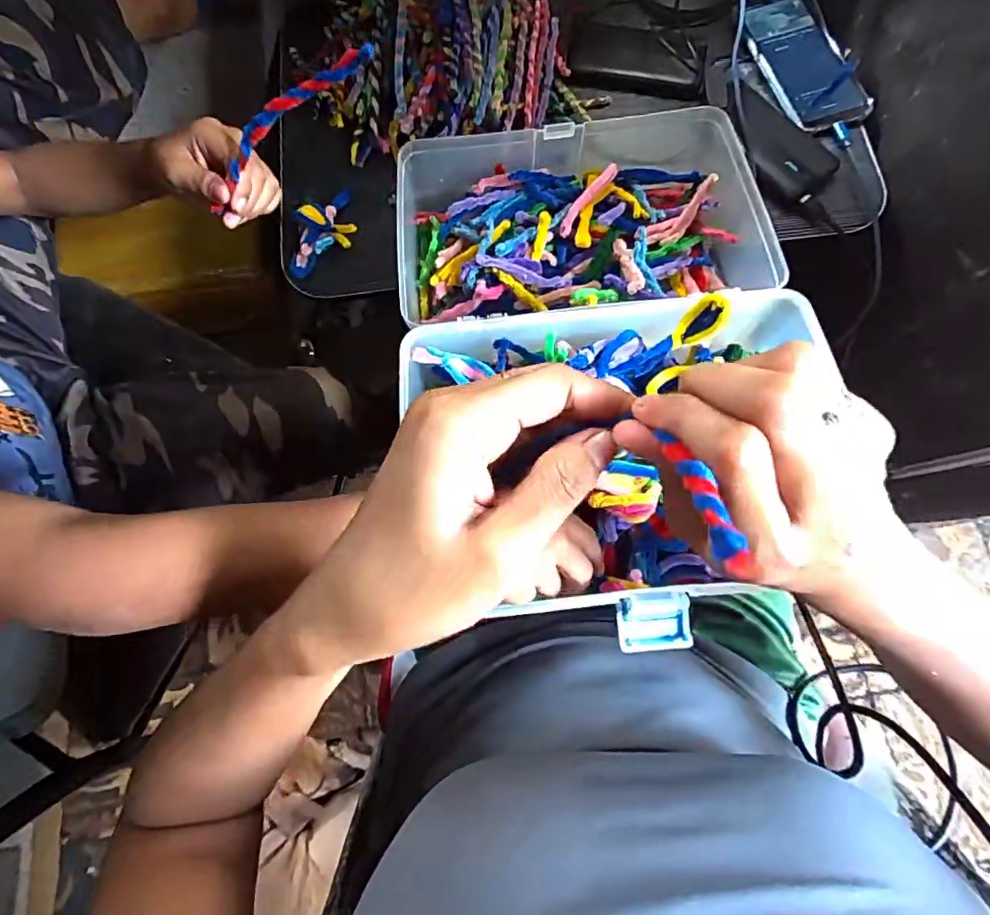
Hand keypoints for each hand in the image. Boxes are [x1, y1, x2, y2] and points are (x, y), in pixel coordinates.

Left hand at [147, 117, 282, 227]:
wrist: (166, 166)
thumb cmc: (167, 163)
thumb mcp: (175, 171)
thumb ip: (200, 181)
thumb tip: (224, 195)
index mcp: (216, 134)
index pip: (242, 157)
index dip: (243, 184)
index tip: (234, 207)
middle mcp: (239, 143)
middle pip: (260, 173)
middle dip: (248, 200)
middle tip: (230, 218)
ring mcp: (250, 160)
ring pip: (269, 185)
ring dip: (254, 207)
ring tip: (233, 218)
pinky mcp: (255, 176)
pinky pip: (270, 193)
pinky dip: (259, 207)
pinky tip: (241, 214)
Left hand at [276, 365, 631, 670]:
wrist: (343, 607)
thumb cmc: (414, 591)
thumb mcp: (499, 552)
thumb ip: (557, 487)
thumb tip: (607, 438)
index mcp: (459, 422)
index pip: (551, 383)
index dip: (604, 399)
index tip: (646, 430)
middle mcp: (448, 405)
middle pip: (537, 390)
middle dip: (588, 418)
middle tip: (633, 460)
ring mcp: (440, 420)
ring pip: (524, 410)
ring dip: (565, 437)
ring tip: (605, 477)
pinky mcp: (441, 440)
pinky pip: (503, 430)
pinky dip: (536, 451)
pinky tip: (562, 483)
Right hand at [613, 342, 907, 605]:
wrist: (855, 558)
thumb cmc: (763, 551)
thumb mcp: (704, 531)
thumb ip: (670, 475)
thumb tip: (629, 425)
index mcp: (775, 540)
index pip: (737, 452)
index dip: (684, 417)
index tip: (645, 411)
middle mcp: (827, 493)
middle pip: (772, 403)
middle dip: (707, 386)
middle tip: (680, 398)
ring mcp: (856, 451)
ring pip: (793, 373)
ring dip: (734, 371)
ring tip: (714, 394)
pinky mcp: (868, 418)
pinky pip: (807, 364)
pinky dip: (762, 365)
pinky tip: (749, 391)